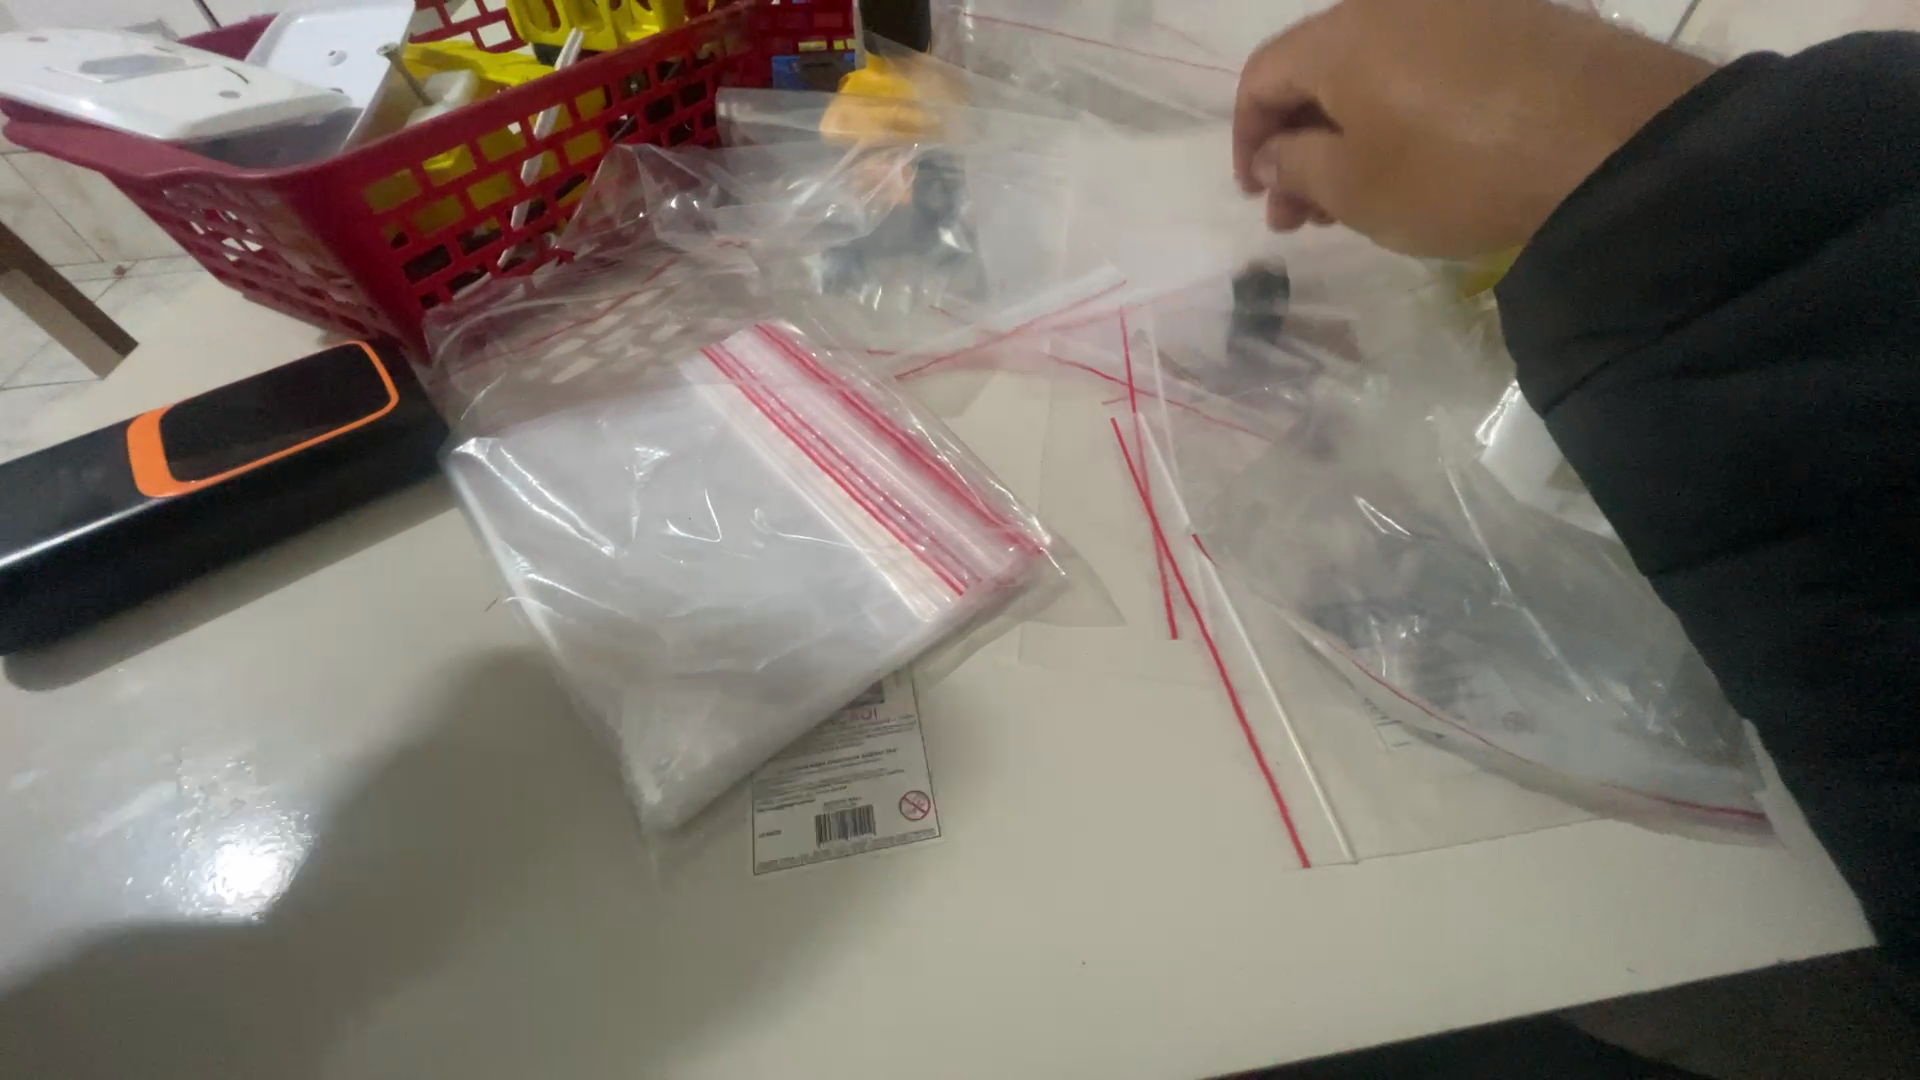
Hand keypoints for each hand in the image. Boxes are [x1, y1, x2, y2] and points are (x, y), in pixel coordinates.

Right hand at [1233, 0, 1715, 256]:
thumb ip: (1291, 167)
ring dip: (1340, 138)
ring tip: (1344, 201)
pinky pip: (1419, 68)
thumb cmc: (1449, 173)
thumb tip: (1272, 155)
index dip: (1245, 139)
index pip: (1262, 77)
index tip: (1254, 193)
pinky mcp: (1508, 23)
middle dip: (1293, 146)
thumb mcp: (1349, 187)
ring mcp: (1458, 7)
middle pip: (1314, 73)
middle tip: (1295, 214)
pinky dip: (1391, 117)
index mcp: (1344, 35)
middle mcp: (1395, 3)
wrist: (1608, 147)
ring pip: (1367, 74)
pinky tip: (1400, 165)